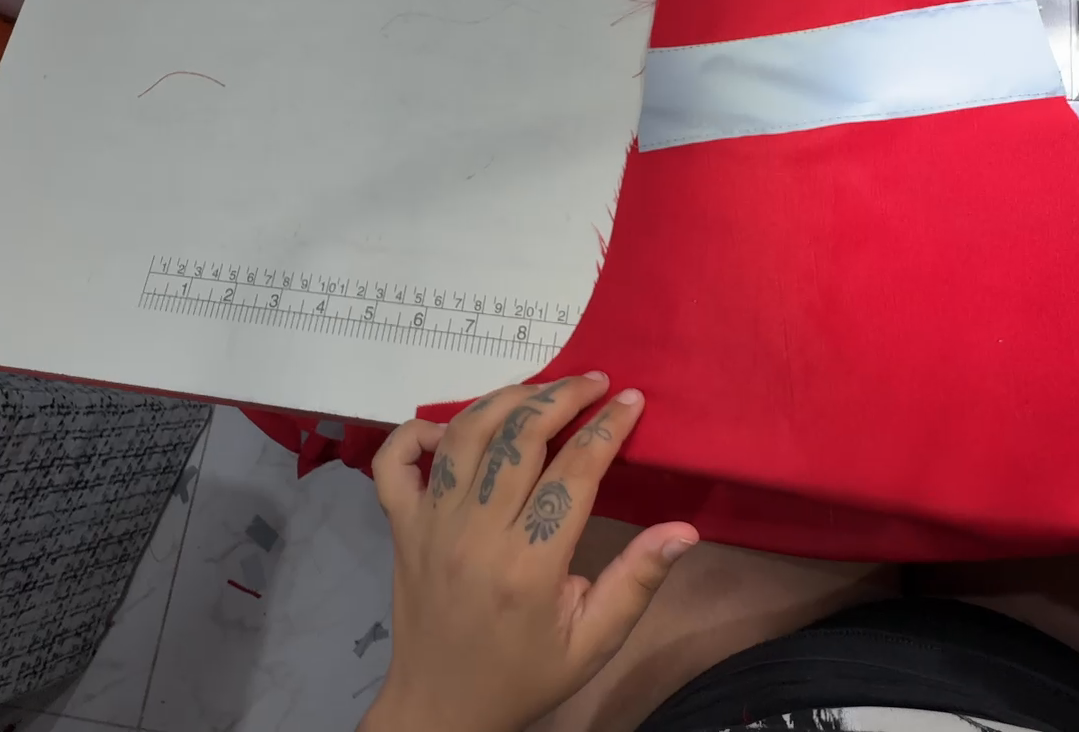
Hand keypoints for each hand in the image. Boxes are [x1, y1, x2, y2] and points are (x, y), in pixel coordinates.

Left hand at [359, 373, 699, 731]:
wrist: (439, 712)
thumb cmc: (524, 673)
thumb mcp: (593, 642)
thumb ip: (637, 581)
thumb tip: (684, 530)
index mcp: (529, 565)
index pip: (574, 471)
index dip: (608, 427)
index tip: (631, 399)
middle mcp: (476, 533)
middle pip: (520, 436)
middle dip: (564, 395)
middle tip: (596, 381)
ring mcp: (430, 524)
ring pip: (467, 433)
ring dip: (507, 397)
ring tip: (544, 388)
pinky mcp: (400, 525)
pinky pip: (394, 461)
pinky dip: (417, 430)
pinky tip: (454, 425)